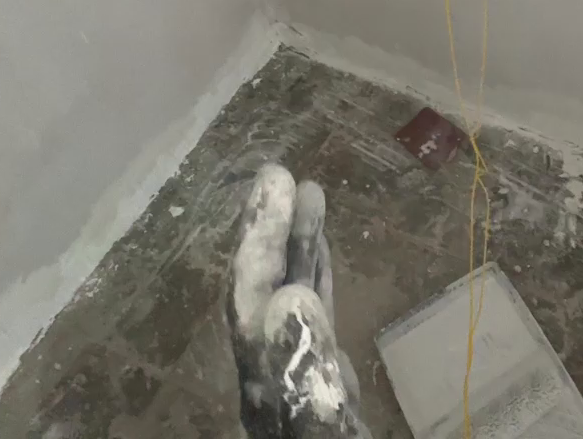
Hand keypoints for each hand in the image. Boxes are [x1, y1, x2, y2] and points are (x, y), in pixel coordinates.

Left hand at [229, 164, 372, 438]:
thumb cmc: (327, 438)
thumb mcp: (324, 428)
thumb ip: (307, 387)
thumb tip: (287, 301)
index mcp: (270, 392)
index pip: (254, 307)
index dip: (261, 241)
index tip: (279, 186)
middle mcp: (274, 384)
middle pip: (264, 296)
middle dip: (271, 232)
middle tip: (282, 171)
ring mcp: (298, 385)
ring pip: (293, 303)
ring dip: (300, 246)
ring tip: (311, 191)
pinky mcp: (321, 391)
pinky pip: (317, 323)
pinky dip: (321, 279)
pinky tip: (323, 257)